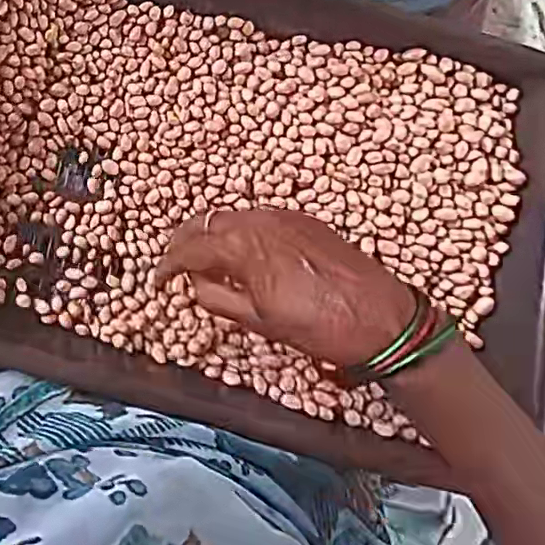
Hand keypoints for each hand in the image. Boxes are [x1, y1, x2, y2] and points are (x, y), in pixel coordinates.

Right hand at [151, 208, 416, 366]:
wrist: (385, 321)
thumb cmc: (320, 327)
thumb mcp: (258, 321)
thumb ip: (215, 297)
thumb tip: (195, 284)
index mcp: (241, 246)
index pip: (188, 249)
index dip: (167, 265)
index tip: (159, 279)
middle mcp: (257, 222)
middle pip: (203, 223)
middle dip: (183, 242)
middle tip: (174, 263)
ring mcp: (282, 217)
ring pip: (230, 217)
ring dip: (210, 234)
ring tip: (205, 258)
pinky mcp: (303, 220)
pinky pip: (257, 219)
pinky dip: (239, 231)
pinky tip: (242, 252)